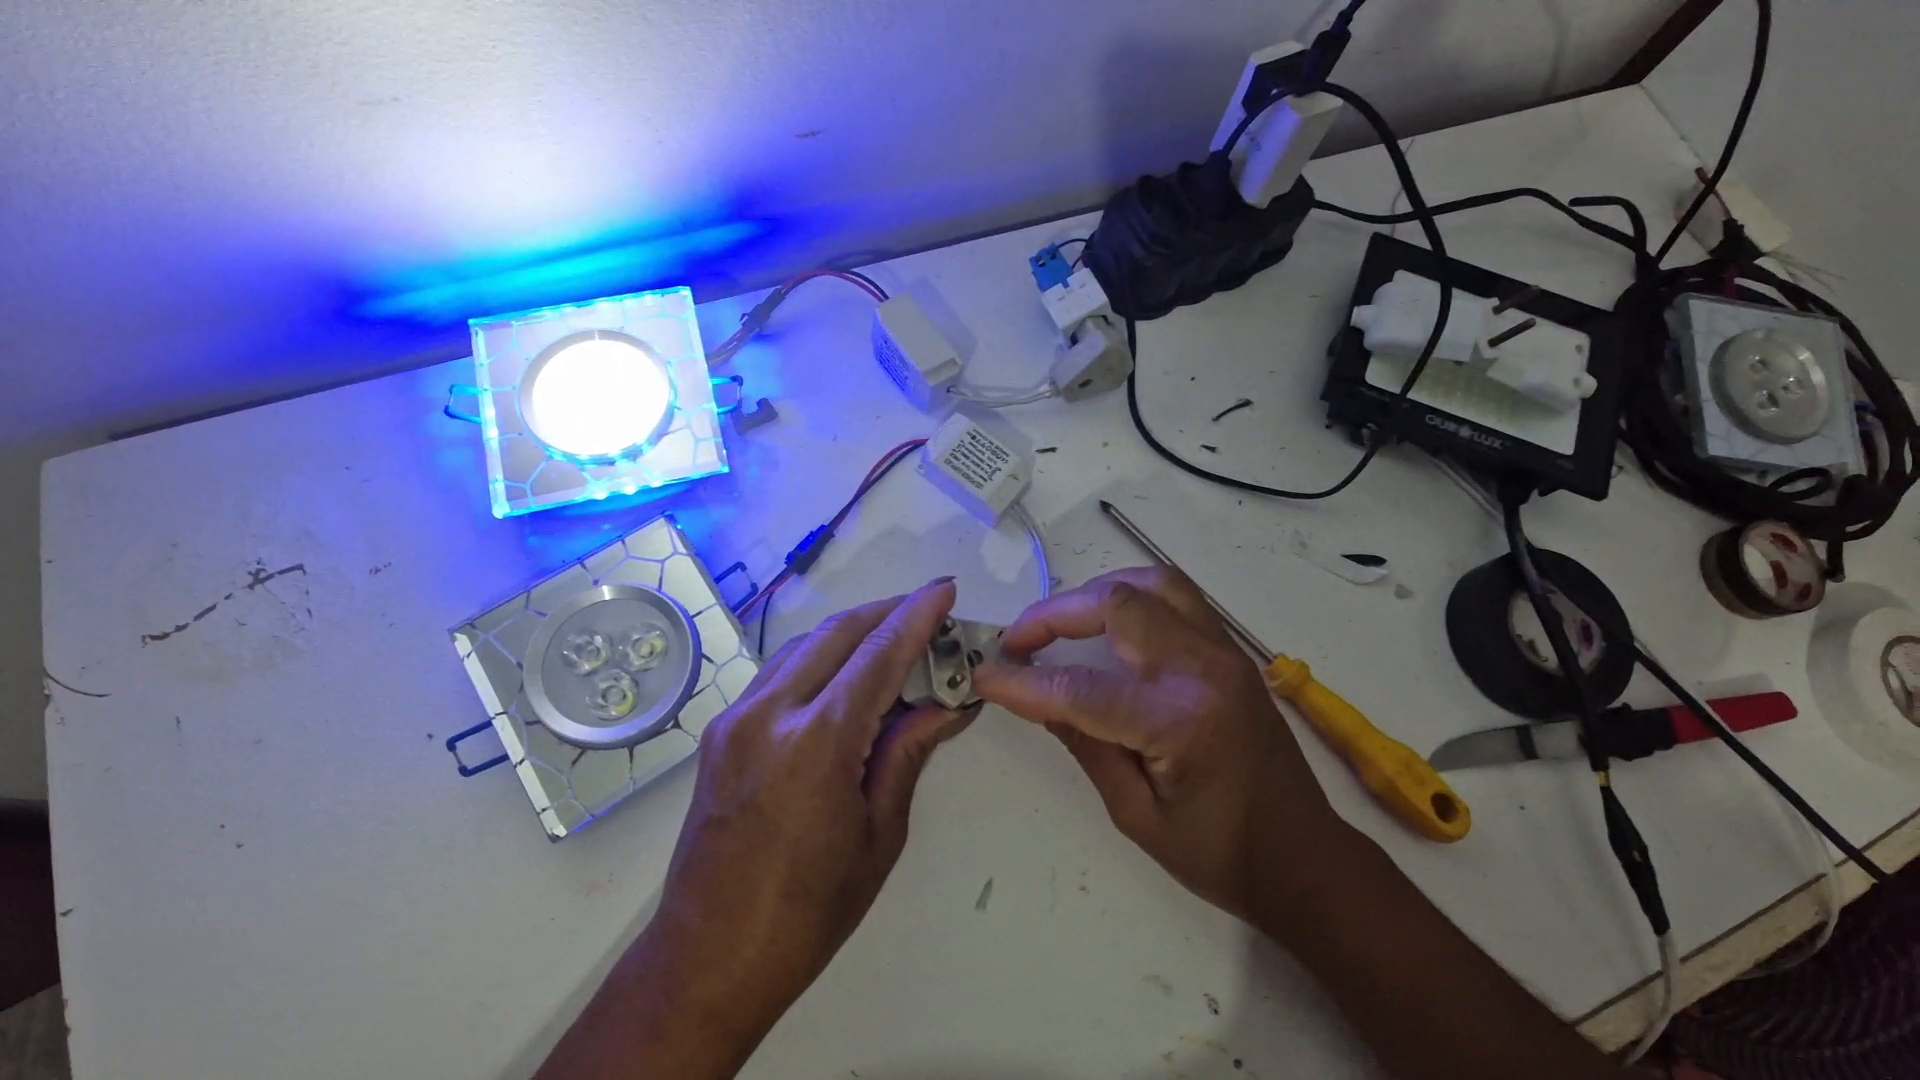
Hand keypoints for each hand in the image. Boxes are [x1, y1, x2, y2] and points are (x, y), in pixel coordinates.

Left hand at [543, 581, 970, 1079]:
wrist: (709, 956)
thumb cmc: (809, 911)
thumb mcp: (878, 833)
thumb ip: (909, 753)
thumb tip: (949, 704)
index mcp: (818, 742)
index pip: (879, 654)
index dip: (918, 616)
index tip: (947, 589)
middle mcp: (770, 713)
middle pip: (836, 633)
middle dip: (886, 613)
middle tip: (929, 614)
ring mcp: (736, 719)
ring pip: (802, 646)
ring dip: (850, 633)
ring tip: (893, 642)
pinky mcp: (719, 734)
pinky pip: (777, 674)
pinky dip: (817, 660)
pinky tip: (844, 678)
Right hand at [971, 567, 1354, 924]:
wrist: (1303, 857)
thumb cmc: (1218, 852)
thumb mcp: (1135, 814)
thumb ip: (1083, 745)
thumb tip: (1037, 699)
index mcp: (1179, 719)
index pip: (1081, 686)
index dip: (1023, 682)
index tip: (984, 676)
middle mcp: (1204, 669)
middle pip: (1117, 605)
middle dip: (1054, 615)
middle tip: (1020, 642)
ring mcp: (1225, 653)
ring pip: (1153, 584)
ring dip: (1098, 592)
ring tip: (1061, 621)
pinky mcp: (1233, 653)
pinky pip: (1179, 598)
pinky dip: (1134, 596)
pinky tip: (1108, 622)